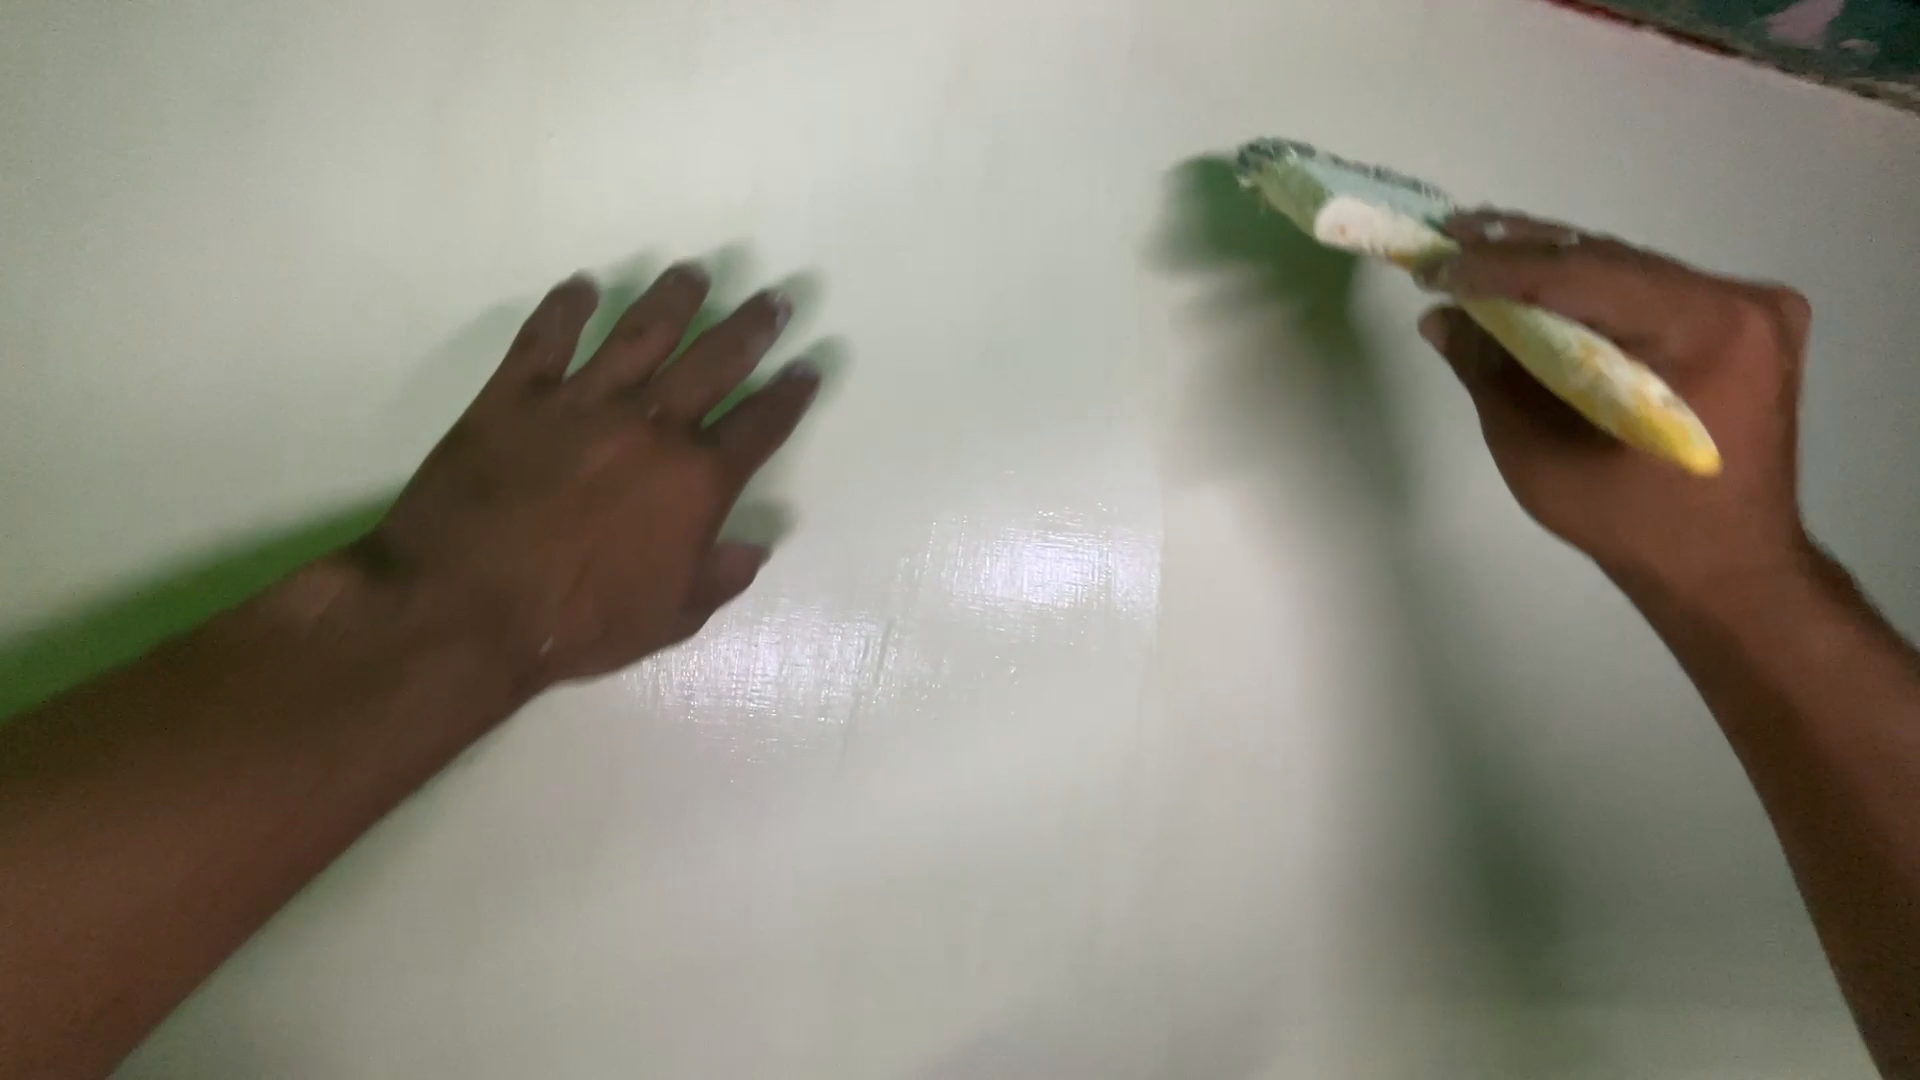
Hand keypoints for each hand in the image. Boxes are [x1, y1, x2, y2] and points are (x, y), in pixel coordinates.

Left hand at [352, 264, 819, 691]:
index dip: (790, 395)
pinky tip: (582, 286)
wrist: (461, 609)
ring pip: (640, 335)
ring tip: (693, 274)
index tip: (807, 368)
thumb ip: (721, 577)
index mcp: (696, 480)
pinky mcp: (515, 396)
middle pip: (714, 362)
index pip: (760, 425)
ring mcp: (581, 403)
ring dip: (672, 301)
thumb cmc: (579, 620)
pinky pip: (546, 339)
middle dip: (751, 329)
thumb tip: (754, 549)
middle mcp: (651, 426)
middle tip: (775, 299)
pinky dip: (565, 308)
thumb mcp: (672, 617)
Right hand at [1418, 211, 1813, 589]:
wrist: (1719, 561)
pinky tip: (1526, 287)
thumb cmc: (1626, 517)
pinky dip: (1578, 291)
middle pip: (1605, 261)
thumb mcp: (1536, 448)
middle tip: (1445, 237)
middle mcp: (1739, 300)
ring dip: (1543, 266)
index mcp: (1705, 329)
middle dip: (1517, 252)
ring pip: (1620, 270)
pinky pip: (1638, 293)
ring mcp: (1746, 308)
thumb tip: (1440, 317)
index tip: (1430, 263)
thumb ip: (1489, 373)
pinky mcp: (1735, 324)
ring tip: (1471, 253)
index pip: (1583, 276)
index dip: (1497, 268)